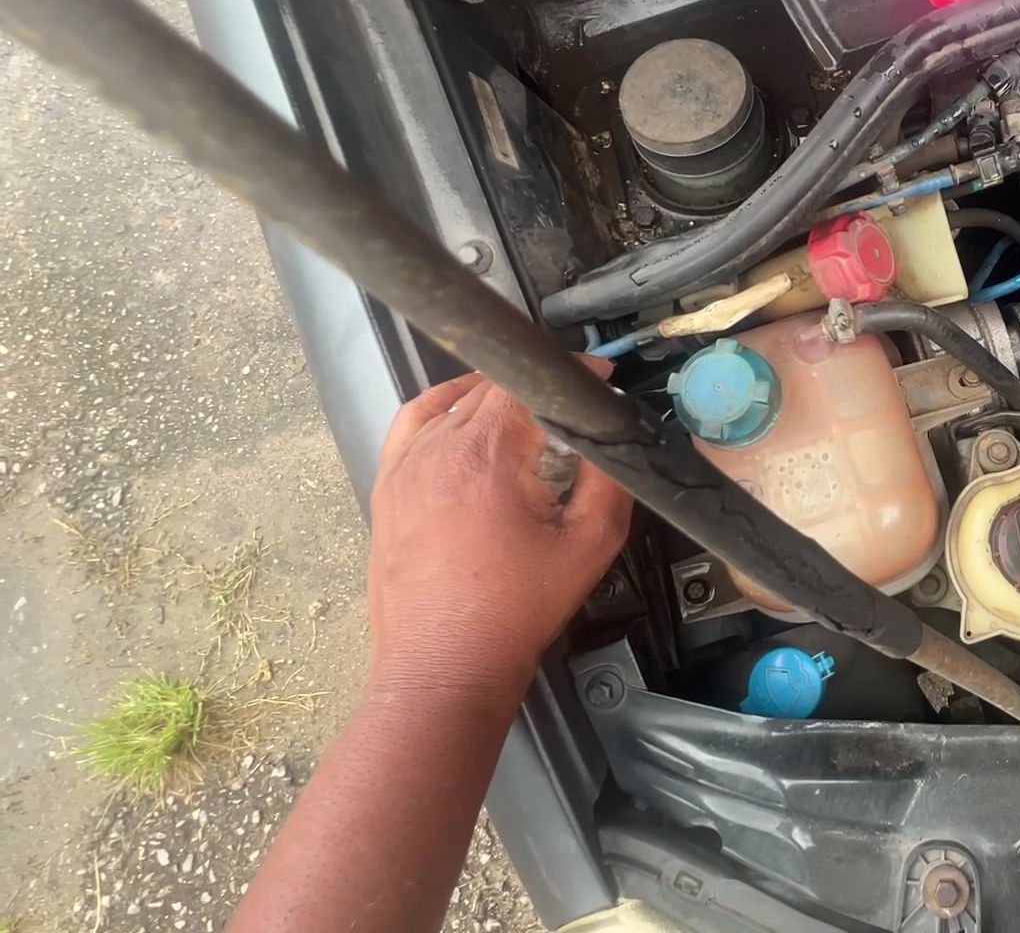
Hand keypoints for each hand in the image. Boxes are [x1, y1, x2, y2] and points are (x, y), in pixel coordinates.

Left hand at [365, 360, 632, 695]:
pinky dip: (447, 409)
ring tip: (532, 408)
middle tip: (579, 401)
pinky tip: (469, 419)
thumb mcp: (593, 542)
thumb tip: (616, 441)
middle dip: (539, 384)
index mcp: (487, 457)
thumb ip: (611, 480)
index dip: (570, 373)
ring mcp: (403, 467)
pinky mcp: (387, 487)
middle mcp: (437, 450)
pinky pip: (414, 424)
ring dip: (496, 394)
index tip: (602, 378)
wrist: (447, 661)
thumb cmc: (520, 606)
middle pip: (490, 388)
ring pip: (452, 401)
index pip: (526, 384)